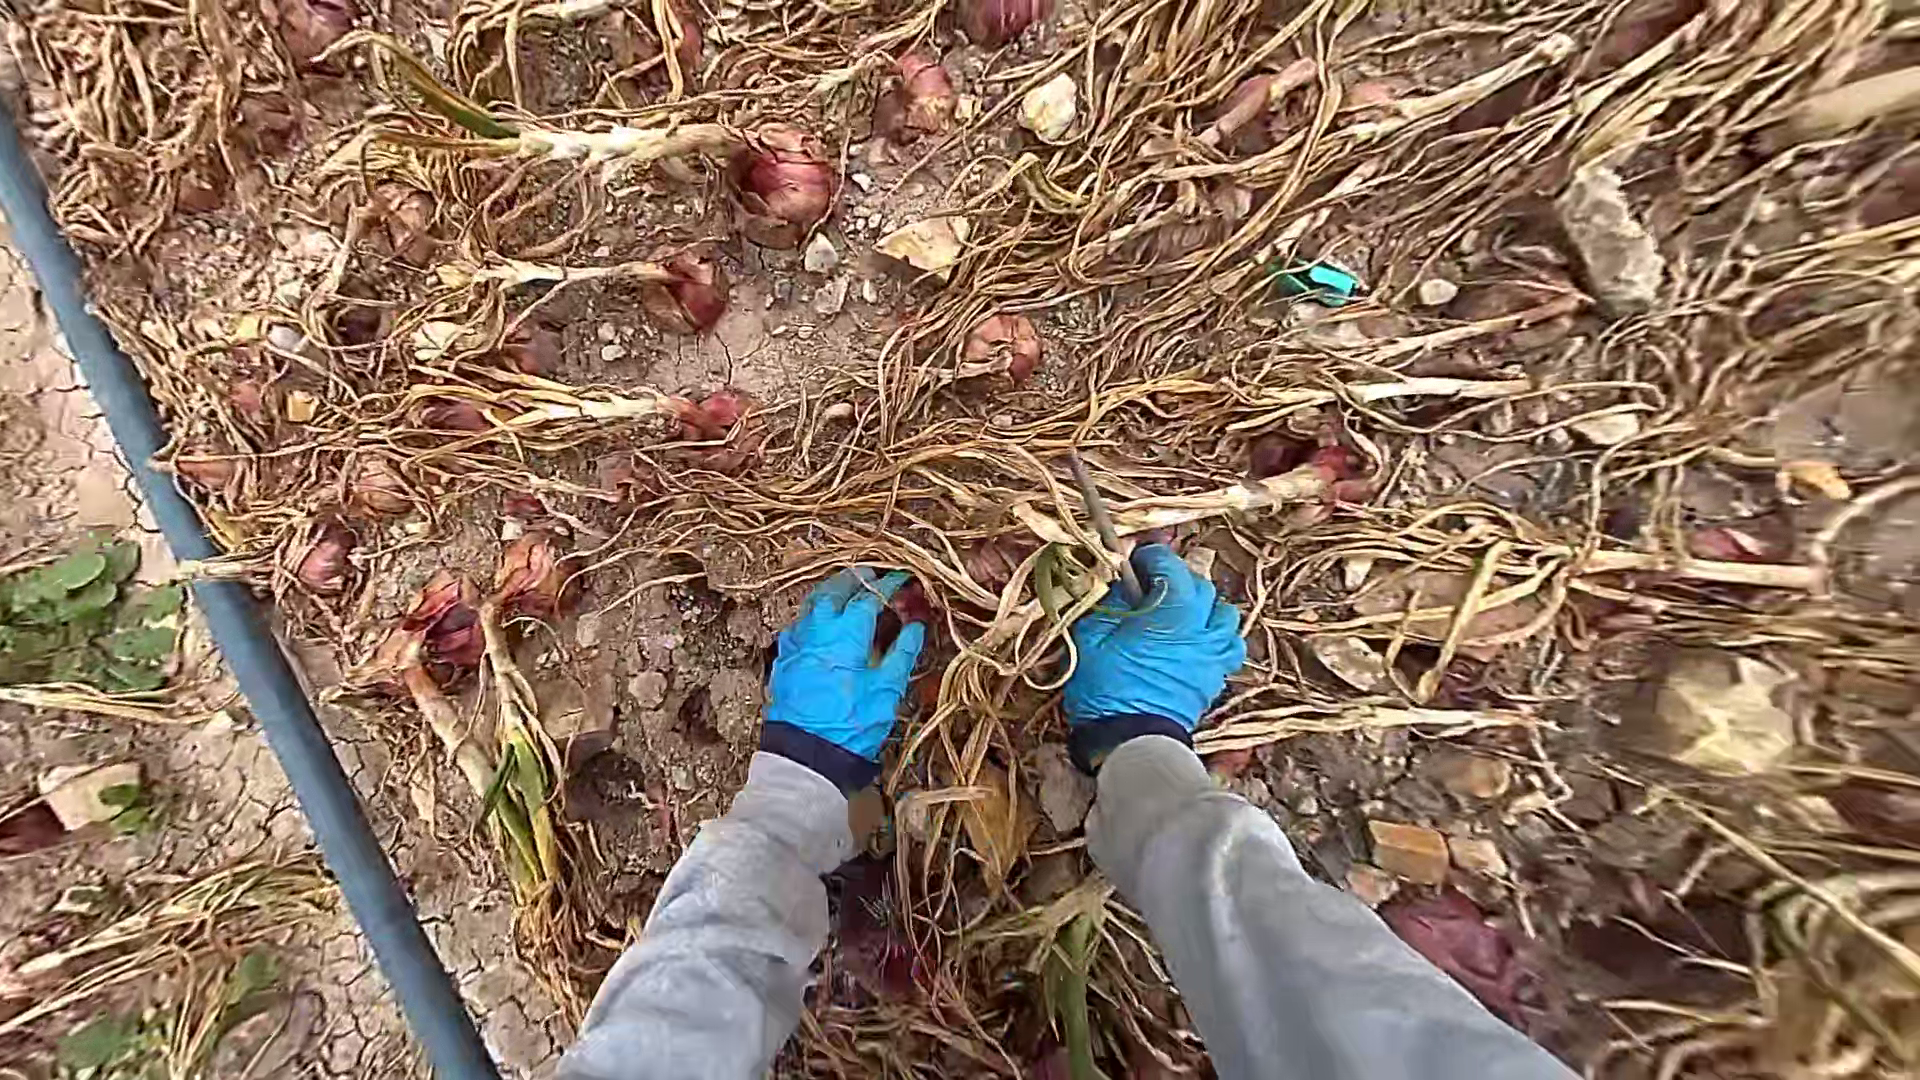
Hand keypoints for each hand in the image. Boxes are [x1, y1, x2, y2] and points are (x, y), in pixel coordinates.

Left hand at [766, 568, 925, 759]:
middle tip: (872, 574)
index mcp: (845, 632)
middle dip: (856, 578)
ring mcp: (796, 641)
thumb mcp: (886, 689)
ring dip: (833, 590)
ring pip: (814, 602)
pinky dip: (816, 611)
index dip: (888, 585)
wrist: (806, 756)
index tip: (902, 580)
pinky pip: (802, 621)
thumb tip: (916, 626)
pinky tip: (824, 619)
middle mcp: (817, 628)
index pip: (870, 596)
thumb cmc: (852, 723)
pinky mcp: (785, 656)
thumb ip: (902, 651)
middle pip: (836, 589)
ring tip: (848, 588)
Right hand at [1063, 545, 1245, 730]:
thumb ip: (1108, 599)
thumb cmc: (1107, 685)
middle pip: (1198, 583)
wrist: (1131, 741)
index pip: (1169, 563)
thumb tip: (1117, 577)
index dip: (1147, 556)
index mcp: (1173, 609)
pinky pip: (1227, 643)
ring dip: (1200, 605)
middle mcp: (1202, 625)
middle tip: (1144, 586)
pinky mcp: (1216, 674)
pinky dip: (1213, 634)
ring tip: (1175, 613)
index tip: (1129, 560)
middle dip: (1172, 577)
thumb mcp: (1092, 634)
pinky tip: (1192, 640)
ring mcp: (1214, 651)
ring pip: (1221, 612)